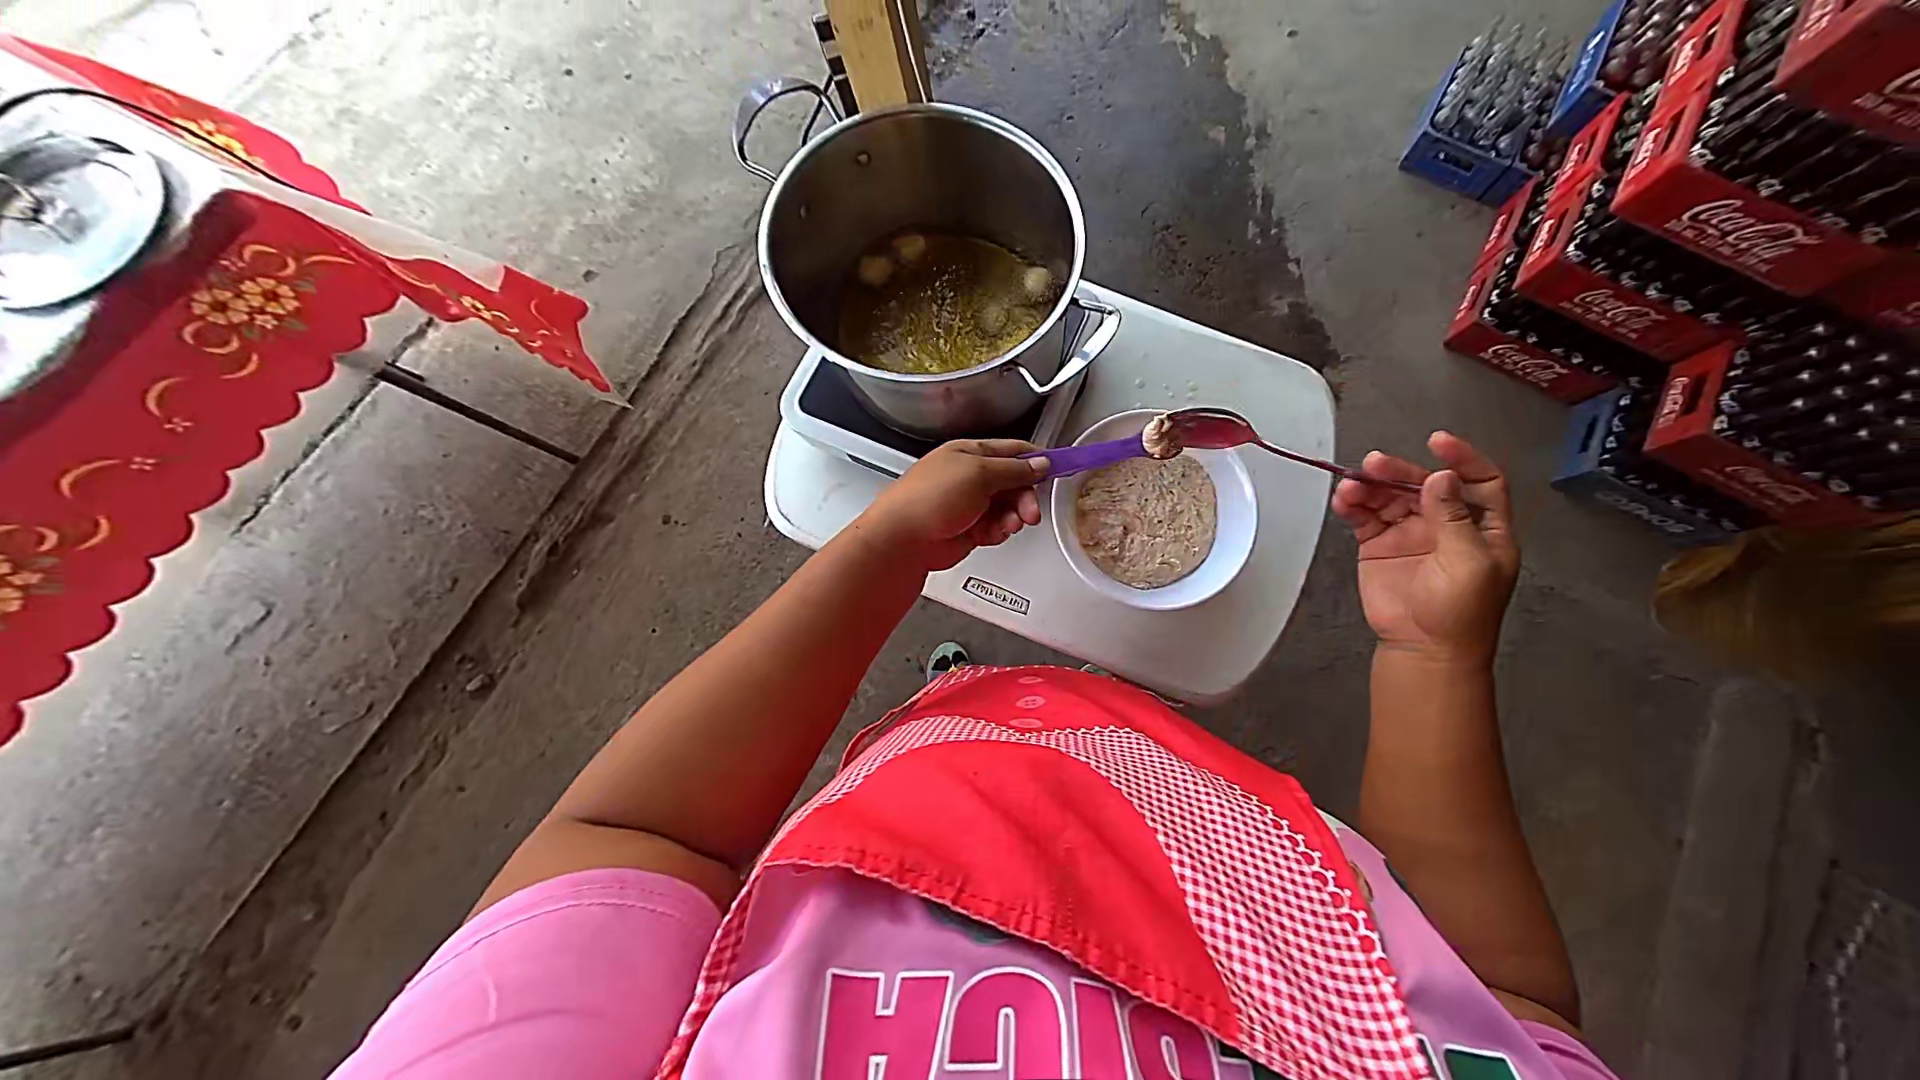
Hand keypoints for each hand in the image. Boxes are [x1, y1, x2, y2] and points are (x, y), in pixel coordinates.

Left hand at [854, 439, 1049, 571]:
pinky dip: (1000, 531)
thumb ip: (1013, 469)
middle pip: (1014, 482)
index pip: (1013, 451)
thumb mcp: (978, 473)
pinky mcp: (970, 529)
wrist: (904, 539)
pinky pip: (997, 528)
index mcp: (971, 454)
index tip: (1058, 469)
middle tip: (1030, 511)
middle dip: (1026, 496)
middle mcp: (971, 477)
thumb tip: (1038, 463)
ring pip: (1008, 508)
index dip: (1036, 460)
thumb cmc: (929, 498)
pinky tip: (993, 534)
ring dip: (1014, 517)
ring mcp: (970, 504)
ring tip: (1009, 525)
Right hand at [1330, 431, 1518, 662]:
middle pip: (1423, 484)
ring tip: (1352, 486)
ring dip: (1371, 487)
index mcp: (1481, 526)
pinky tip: (1344, 501)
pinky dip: (1353, 506)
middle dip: (1400, 471)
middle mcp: (1445, 524)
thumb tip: (1441, 477)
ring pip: (1390, 497)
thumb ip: (1453, 517)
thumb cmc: (1460, 612)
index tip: (1437, 442)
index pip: (1478, 480)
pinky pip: (1365, 517)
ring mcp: (1409, 533)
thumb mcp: (1468, 561)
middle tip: (1374, 465)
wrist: (1423, 647)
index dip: (1461, 458)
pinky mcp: (1378, 546)